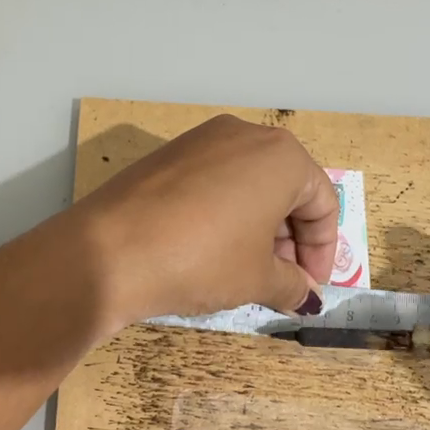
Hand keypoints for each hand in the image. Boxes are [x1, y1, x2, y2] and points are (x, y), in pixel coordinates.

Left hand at [71, 115, 337, 325]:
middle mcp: (243, 135)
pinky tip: (209, 251)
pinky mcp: (166, 156)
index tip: (310, 288)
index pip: (321, 203)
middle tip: (281, 283)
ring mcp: (200, 141)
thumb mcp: (257, 278)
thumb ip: (292, 284)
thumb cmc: (201, 259)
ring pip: (247, 185)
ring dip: (257, 228)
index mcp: (280, 155)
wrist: (107, 252)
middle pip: (284, 189)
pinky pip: (212, 184)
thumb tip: (306, 295)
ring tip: (245, 272)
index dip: (322, 253)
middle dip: (289, 239)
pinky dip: (223, 215)